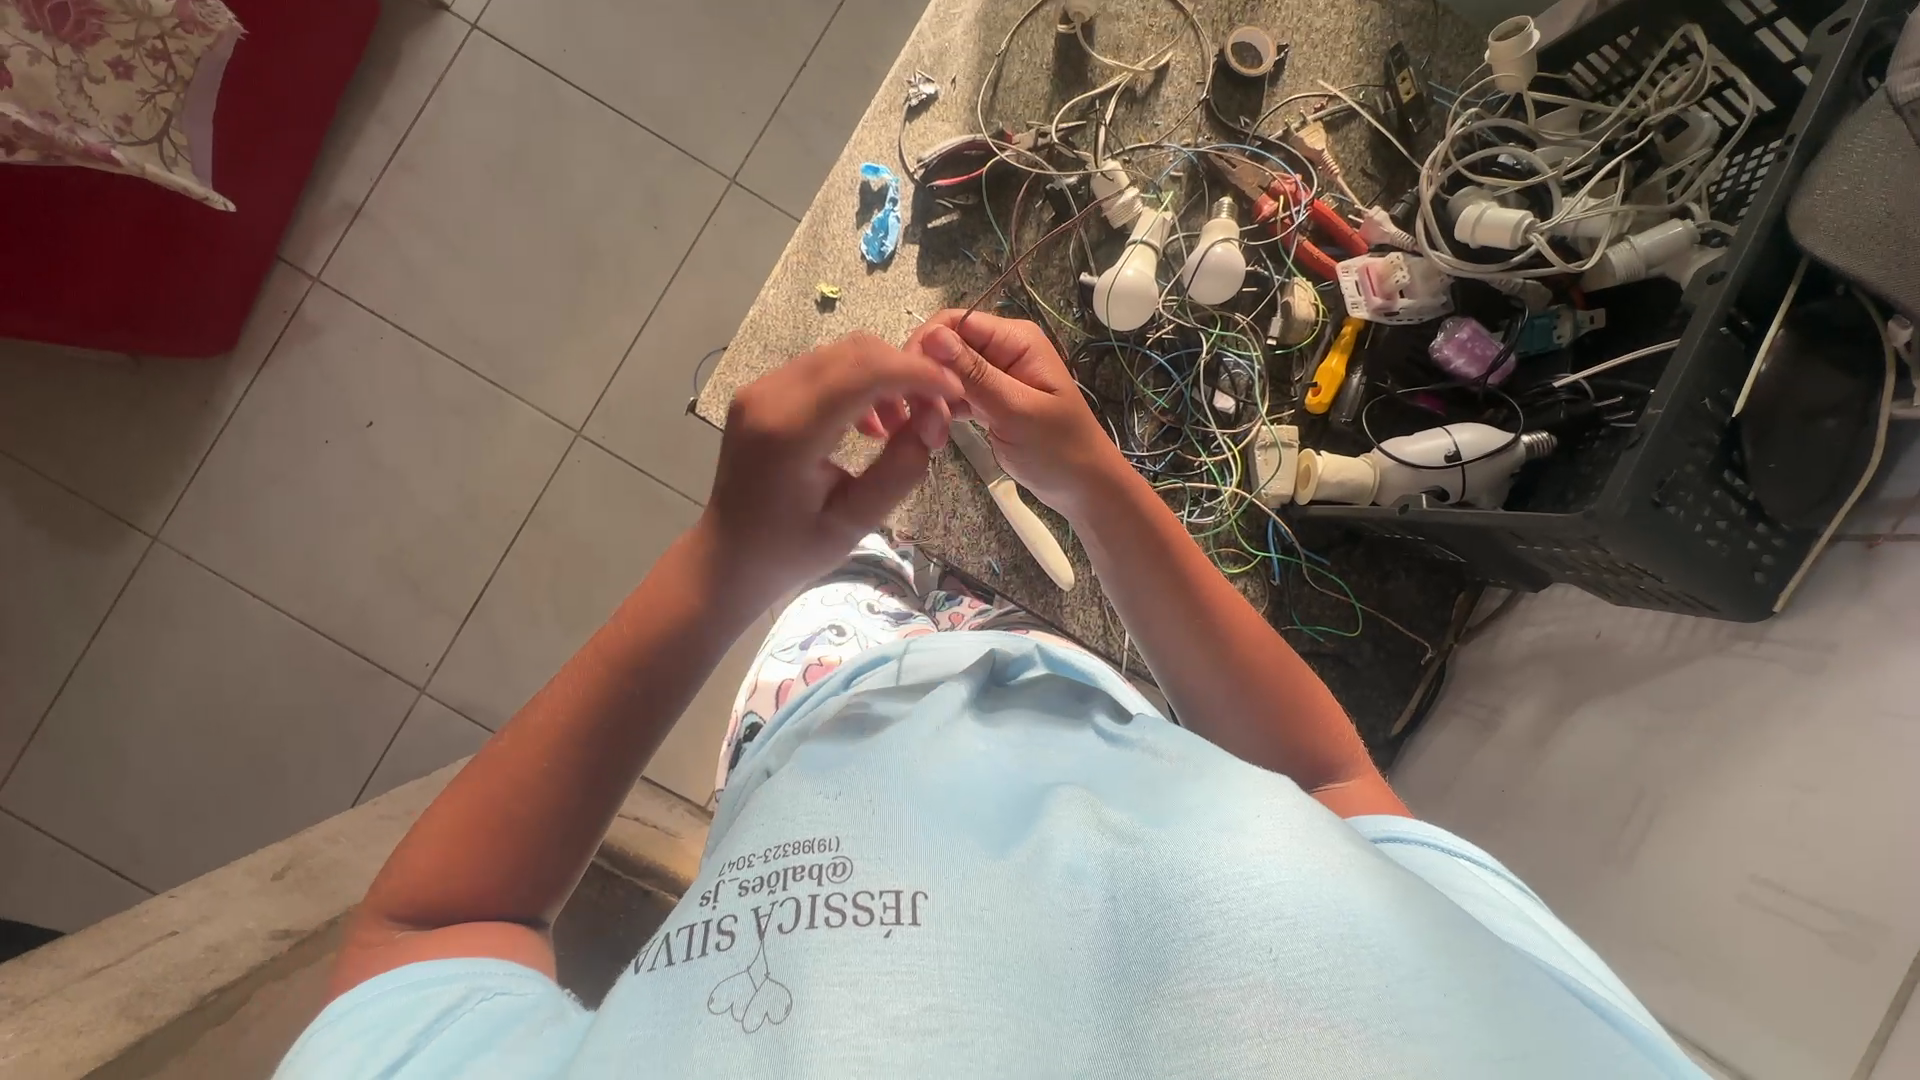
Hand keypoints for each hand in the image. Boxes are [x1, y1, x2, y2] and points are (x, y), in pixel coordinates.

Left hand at [700, 333, 959, 605]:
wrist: (728, 556)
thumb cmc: (789, 551)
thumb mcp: (853, 525)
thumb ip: (898, 473)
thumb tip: (930, 426)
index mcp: (789, 431)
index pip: (864, 371)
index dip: (917, 374)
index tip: (955, 396)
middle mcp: (769, 395)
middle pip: (855, 351)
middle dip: (907, 374)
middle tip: (931, 422)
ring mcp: (761, 388)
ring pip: (842, 354)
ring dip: (886, 379)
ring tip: (903, 428)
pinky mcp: (764, 391)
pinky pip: (824, 368)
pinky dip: (861, 385)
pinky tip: (872, 426)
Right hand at [905, 310, 1128, 518]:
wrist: (1083, 487)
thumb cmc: (1059, 449)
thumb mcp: (1015, 410)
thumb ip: (974, 374)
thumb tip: (933, 335)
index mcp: (1015, 340)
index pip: (955, 322)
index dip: (927, 346)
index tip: (911, 383)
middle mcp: (1003, 351)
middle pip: (946, 348)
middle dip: (929, 378)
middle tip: (924, 418)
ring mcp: (995, 377)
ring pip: (946, 375)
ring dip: (934, 399)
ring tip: (933, 432)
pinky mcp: (989, 402)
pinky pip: (955, 397)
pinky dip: (943, 413)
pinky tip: (938, 435)